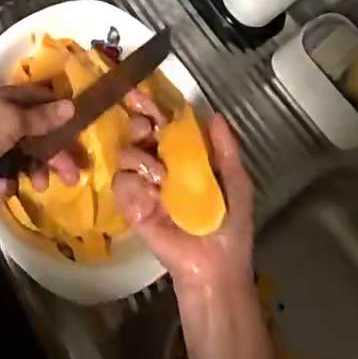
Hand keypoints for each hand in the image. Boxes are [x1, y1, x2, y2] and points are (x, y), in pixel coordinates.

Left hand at [0, 85, 80, 192]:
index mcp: (14, 100)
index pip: (48, 102)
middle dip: (56, 155)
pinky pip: (5, 172)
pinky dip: (8, 181)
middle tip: (71, 177)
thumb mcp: (12, 122)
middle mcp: (7, 118)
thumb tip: (72, 105)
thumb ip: (43, 118)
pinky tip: (4, 188)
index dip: (66, 117)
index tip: (82, 135)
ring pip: (26, 156)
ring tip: (38, 187)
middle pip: (41, 134)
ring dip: (35, 172)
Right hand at [112, 112, 255, 297]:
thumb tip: (214, 114)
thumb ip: (225, 148)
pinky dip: (134, 183)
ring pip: (125, 154)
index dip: (150, 107)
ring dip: (140, 155)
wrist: (215, 265)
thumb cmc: (229, 224)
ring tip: (160, 174)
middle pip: (138, 133)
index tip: (138, 93)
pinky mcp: (132, 207)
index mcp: (183, 156)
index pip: (162, 124)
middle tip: (145, 128)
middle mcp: (160, 166)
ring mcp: (144, 186)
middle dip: (138, 122)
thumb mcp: (235, 181)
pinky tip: (152, 193)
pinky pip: (122, 183)